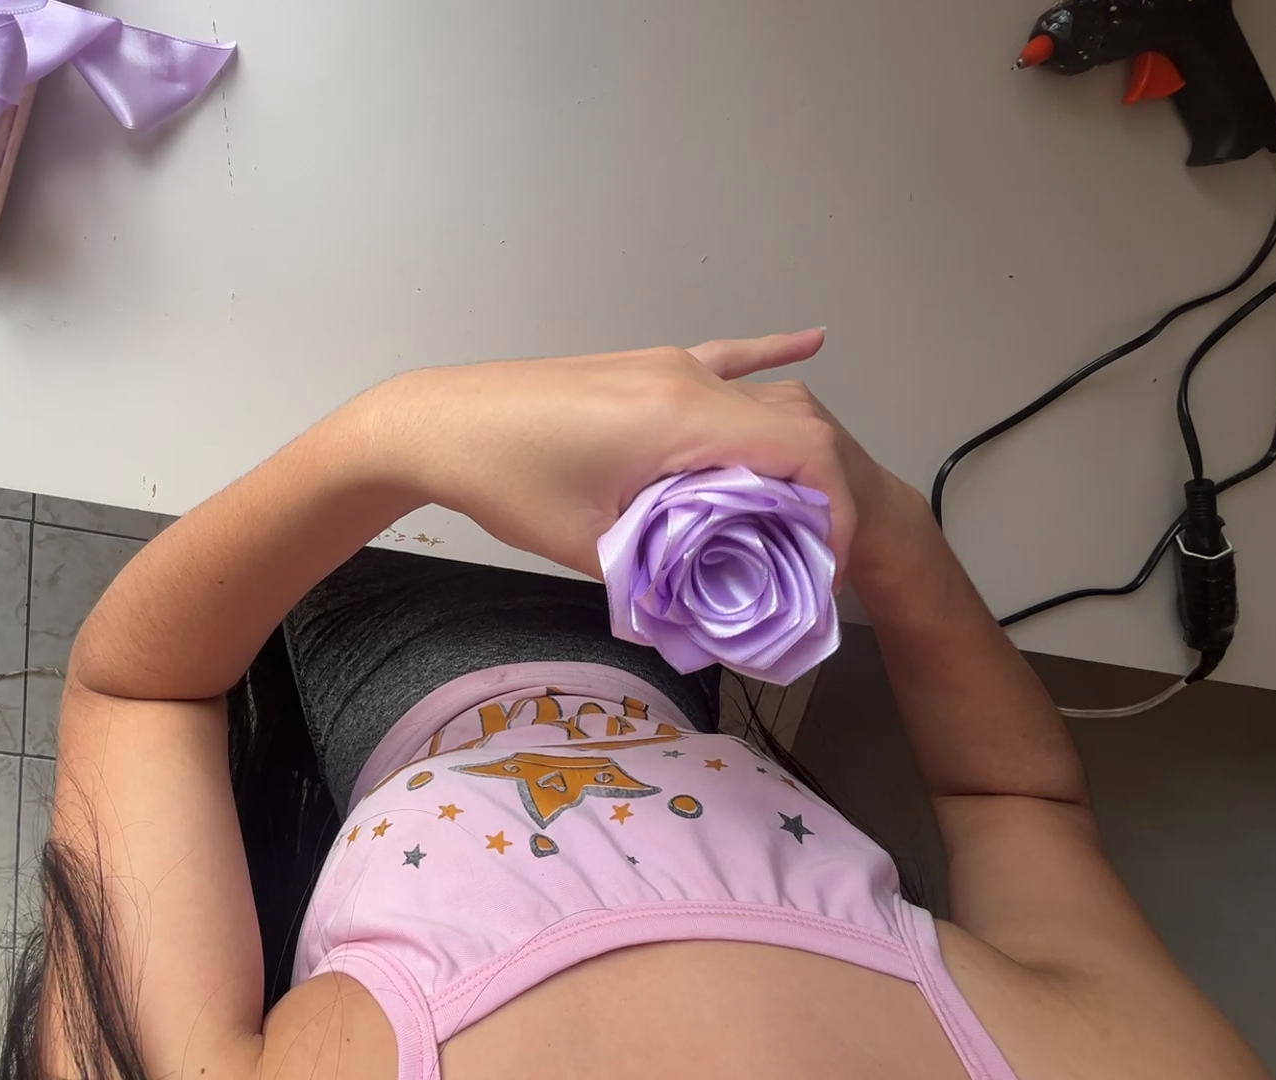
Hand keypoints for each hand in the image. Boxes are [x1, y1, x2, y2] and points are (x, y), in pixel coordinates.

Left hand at [350, 330, 920, 581]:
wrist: (440, 423)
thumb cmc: (503, 477)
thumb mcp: (588, 542)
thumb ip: (660, 568)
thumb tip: (708, 591)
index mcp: (680, 417)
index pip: (803, 451)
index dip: (835, 512)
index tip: (824, 565)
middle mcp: (684, 378)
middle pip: (790, 427)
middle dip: (814, 496)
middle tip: (802, 556)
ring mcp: (664, 365)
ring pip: (758, 402)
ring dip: (784, 456)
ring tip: (788, 512)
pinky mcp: (641, 368)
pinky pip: (722, 360)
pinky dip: (768, 359)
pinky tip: (809, 343)